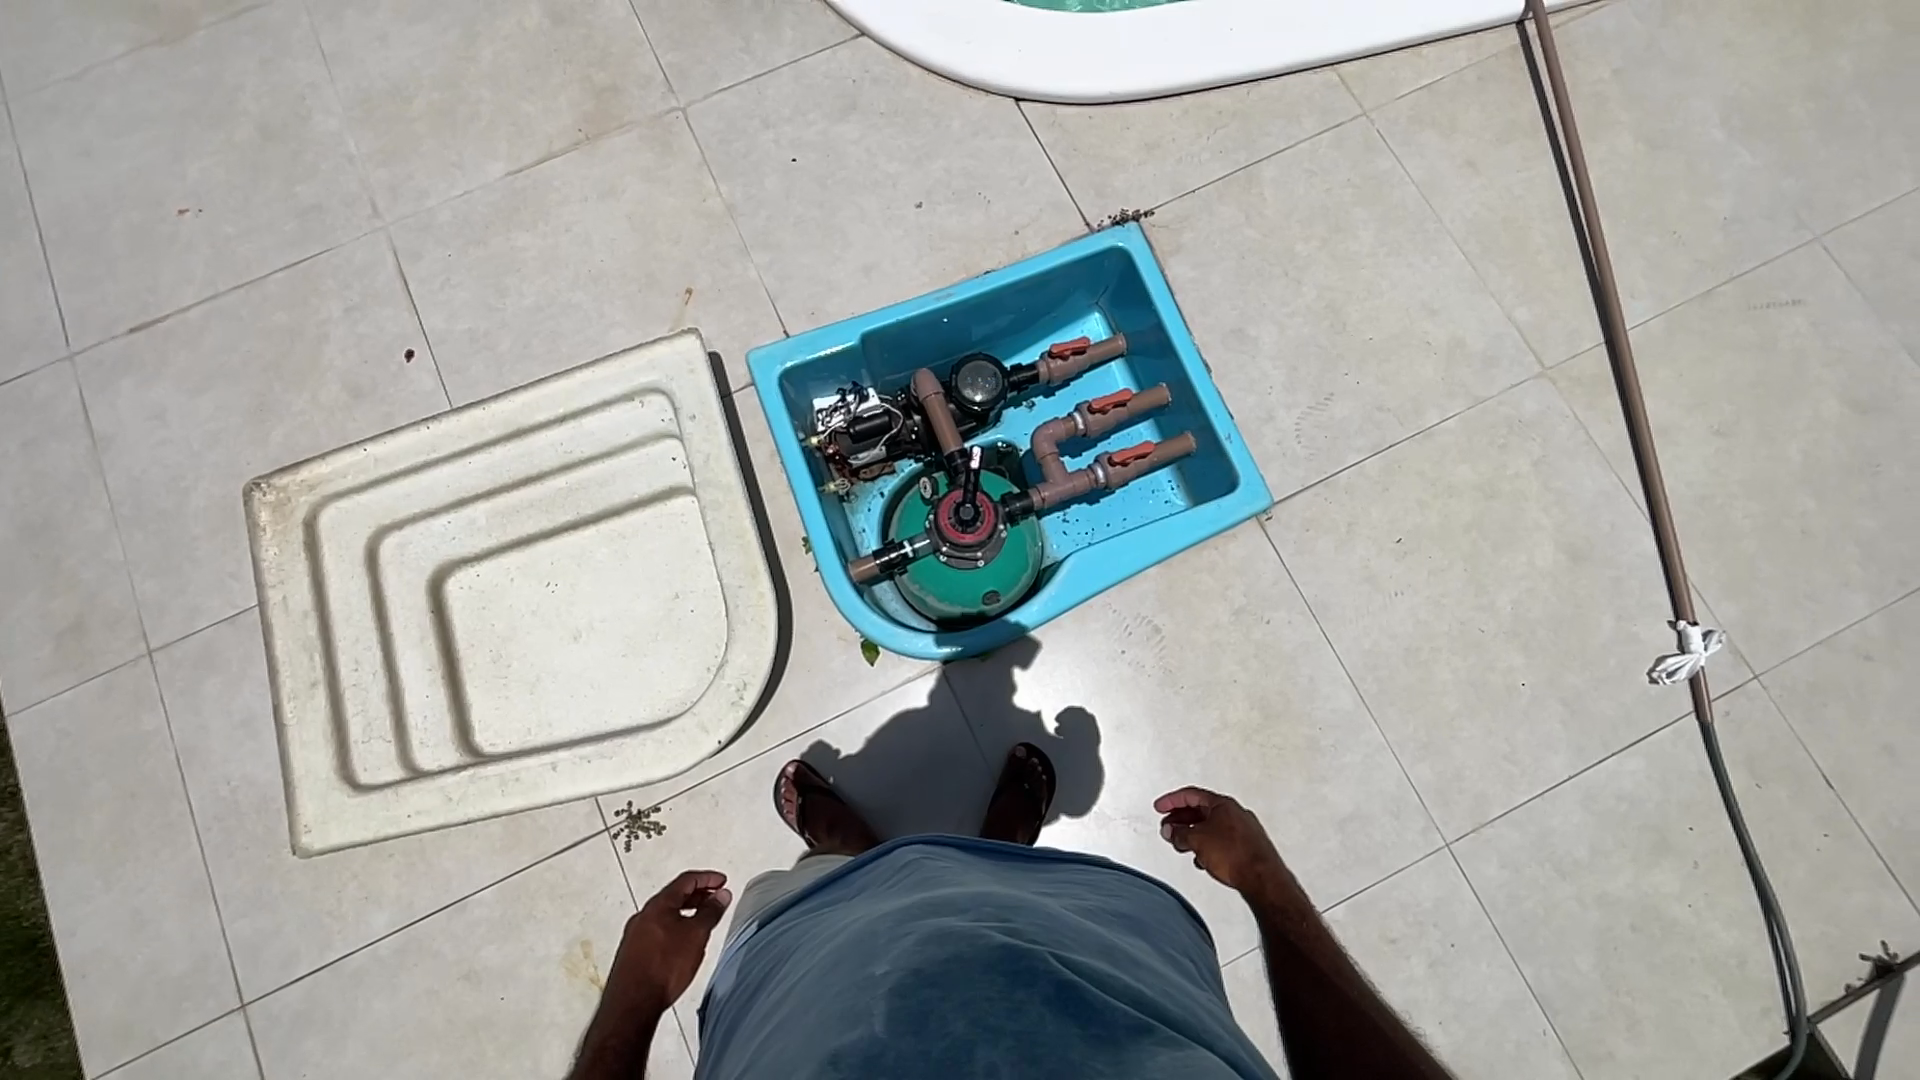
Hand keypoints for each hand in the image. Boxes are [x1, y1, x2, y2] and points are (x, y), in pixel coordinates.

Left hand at [610, 870, 731, 1009]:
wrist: (632, 1006)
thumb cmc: (663, 968)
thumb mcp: (697, 934)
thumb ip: (711, 912)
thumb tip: (721, 896)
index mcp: (658, 905)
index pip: (686, 880)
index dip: (708, 878)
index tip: (721, 881)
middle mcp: (643, 916)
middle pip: (674, 896)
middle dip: (697, 895)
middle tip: (714, 897)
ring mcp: (634, 936)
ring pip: (664, 915)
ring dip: (685, 912)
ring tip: (702, 921)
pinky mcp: (631, 955)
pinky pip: (656, 931)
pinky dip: (673, 928)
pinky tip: (682, 943)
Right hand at [1154, 787, 1292, 898]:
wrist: (1263, 879)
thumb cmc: (1237, 855)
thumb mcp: (1197, 840)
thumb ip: (1180, 833)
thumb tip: (1172, 832)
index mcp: (1222, 804)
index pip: (1190, 795)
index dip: (1172, 800)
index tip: (1161, 806)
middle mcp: (1235, 813)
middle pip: (1200, 812)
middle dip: (1181, 821)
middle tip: (1169, 829)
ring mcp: (1244, 830)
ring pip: (1211, 828)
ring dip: (1194, 836)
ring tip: (1183, 846)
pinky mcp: (1248, 847)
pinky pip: (1222, 841)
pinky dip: (1208, 847)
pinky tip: (1203, 858)